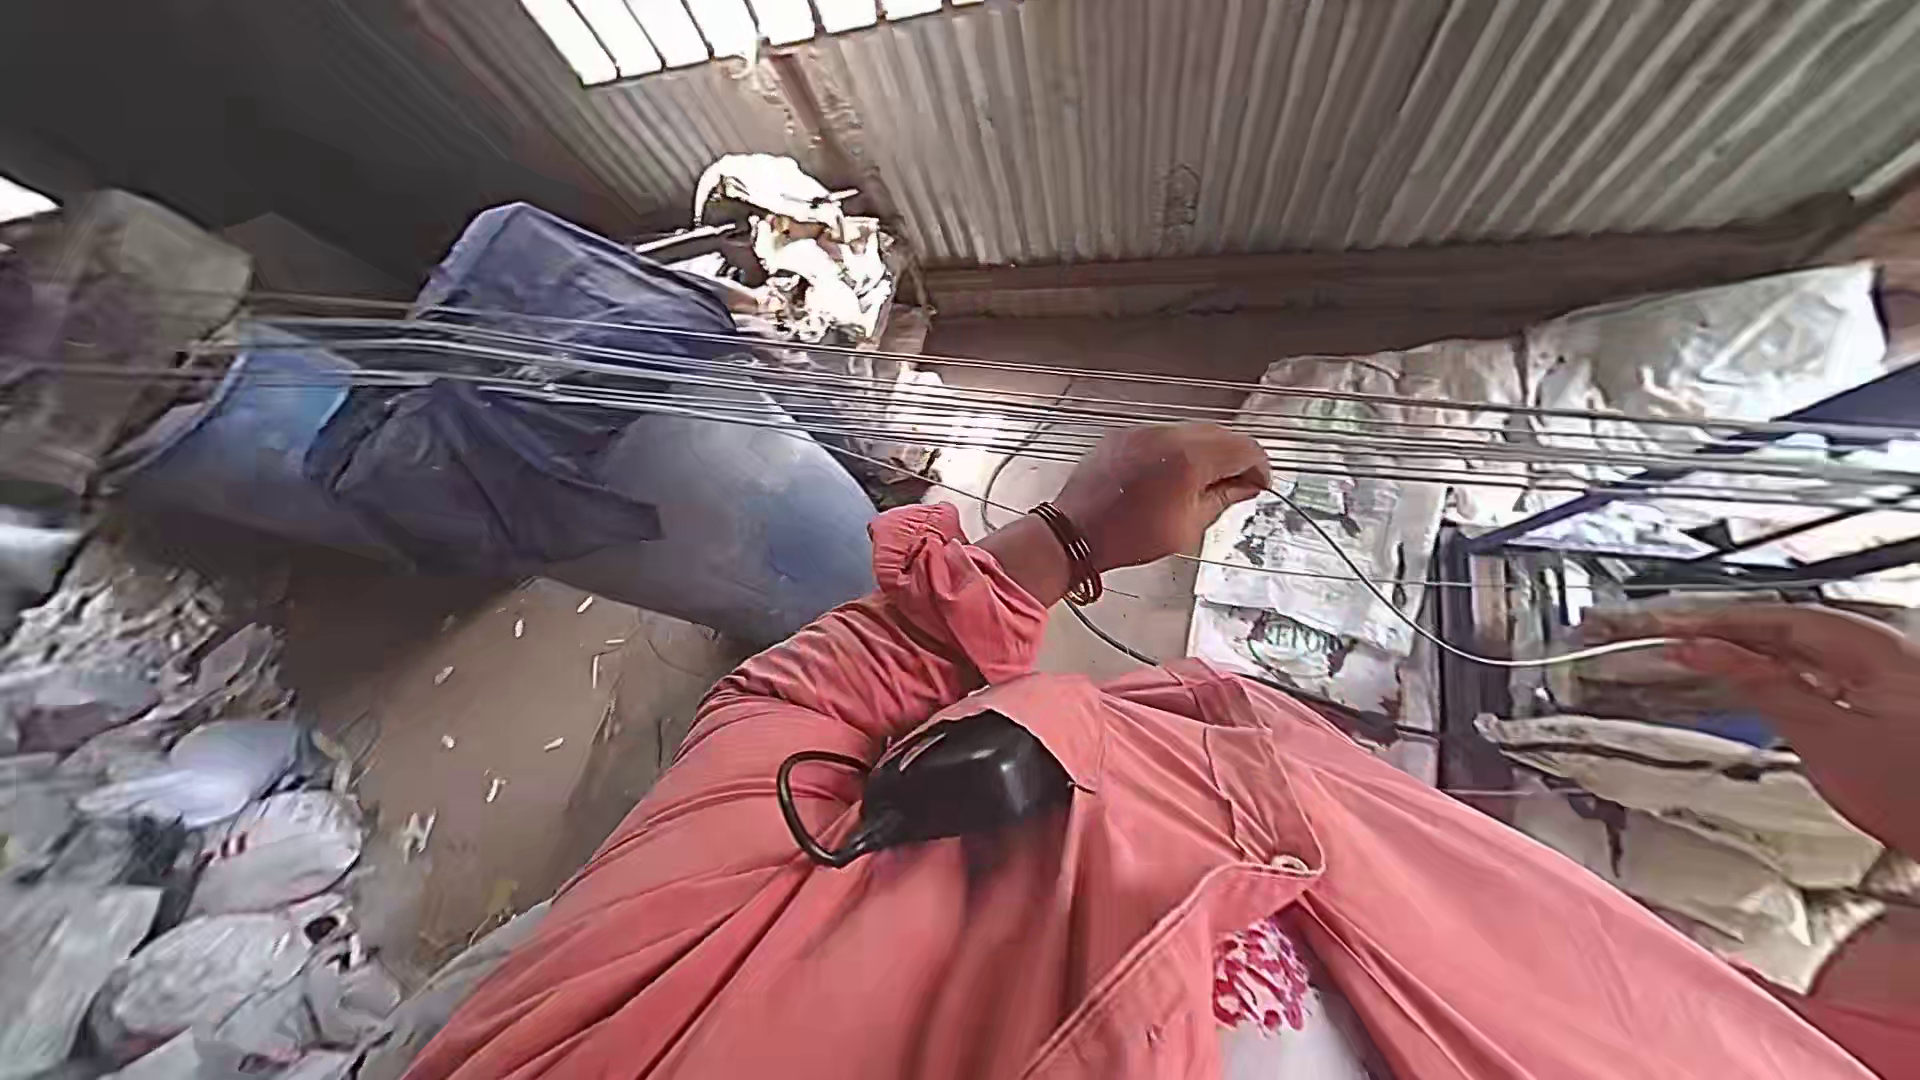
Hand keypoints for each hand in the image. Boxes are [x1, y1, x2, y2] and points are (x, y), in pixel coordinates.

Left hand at [1049, 422, 1271, 571]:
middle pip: (1218, 434)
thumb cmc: (1129, 536)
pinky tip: (1170, 475)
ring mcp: (1142, 432)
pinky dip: (1174, 451)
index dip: (1258, 466)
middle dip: (1233, 457)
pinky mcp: (1122, 436)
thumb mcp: (1188, 526)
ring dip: (1203, 452)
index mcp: (1190, 457)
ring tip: (1200, 483)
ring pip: (1188, 432)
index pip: (1244, 447)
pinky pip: (1160, 436)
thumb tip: (1245, 487)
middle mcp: (1167, 435)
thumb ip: (1222, 499)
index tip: (1258, 484)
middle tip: (1235, 485)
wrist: (1075, 533)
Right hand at [1633, 604, 1919, 854]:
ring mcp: (1910, 684)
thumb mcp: (1821, 735)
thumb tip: (1699, 649)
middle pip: (1802, 630)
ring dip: (1757, 651)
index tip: (1669, 627)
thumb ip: (1757, 683)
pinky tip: (1761, 679)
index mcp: (1891, 655)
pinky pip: (1834, 672)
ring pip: (1817, 650)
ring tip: (1705, 657)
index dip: (1719, 620)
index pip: (1784, 618)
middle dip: (1734, 633)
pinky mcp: (1907, 707)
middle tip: (1676, 640)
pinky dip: (1788, 671)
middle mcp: (1907, 660)